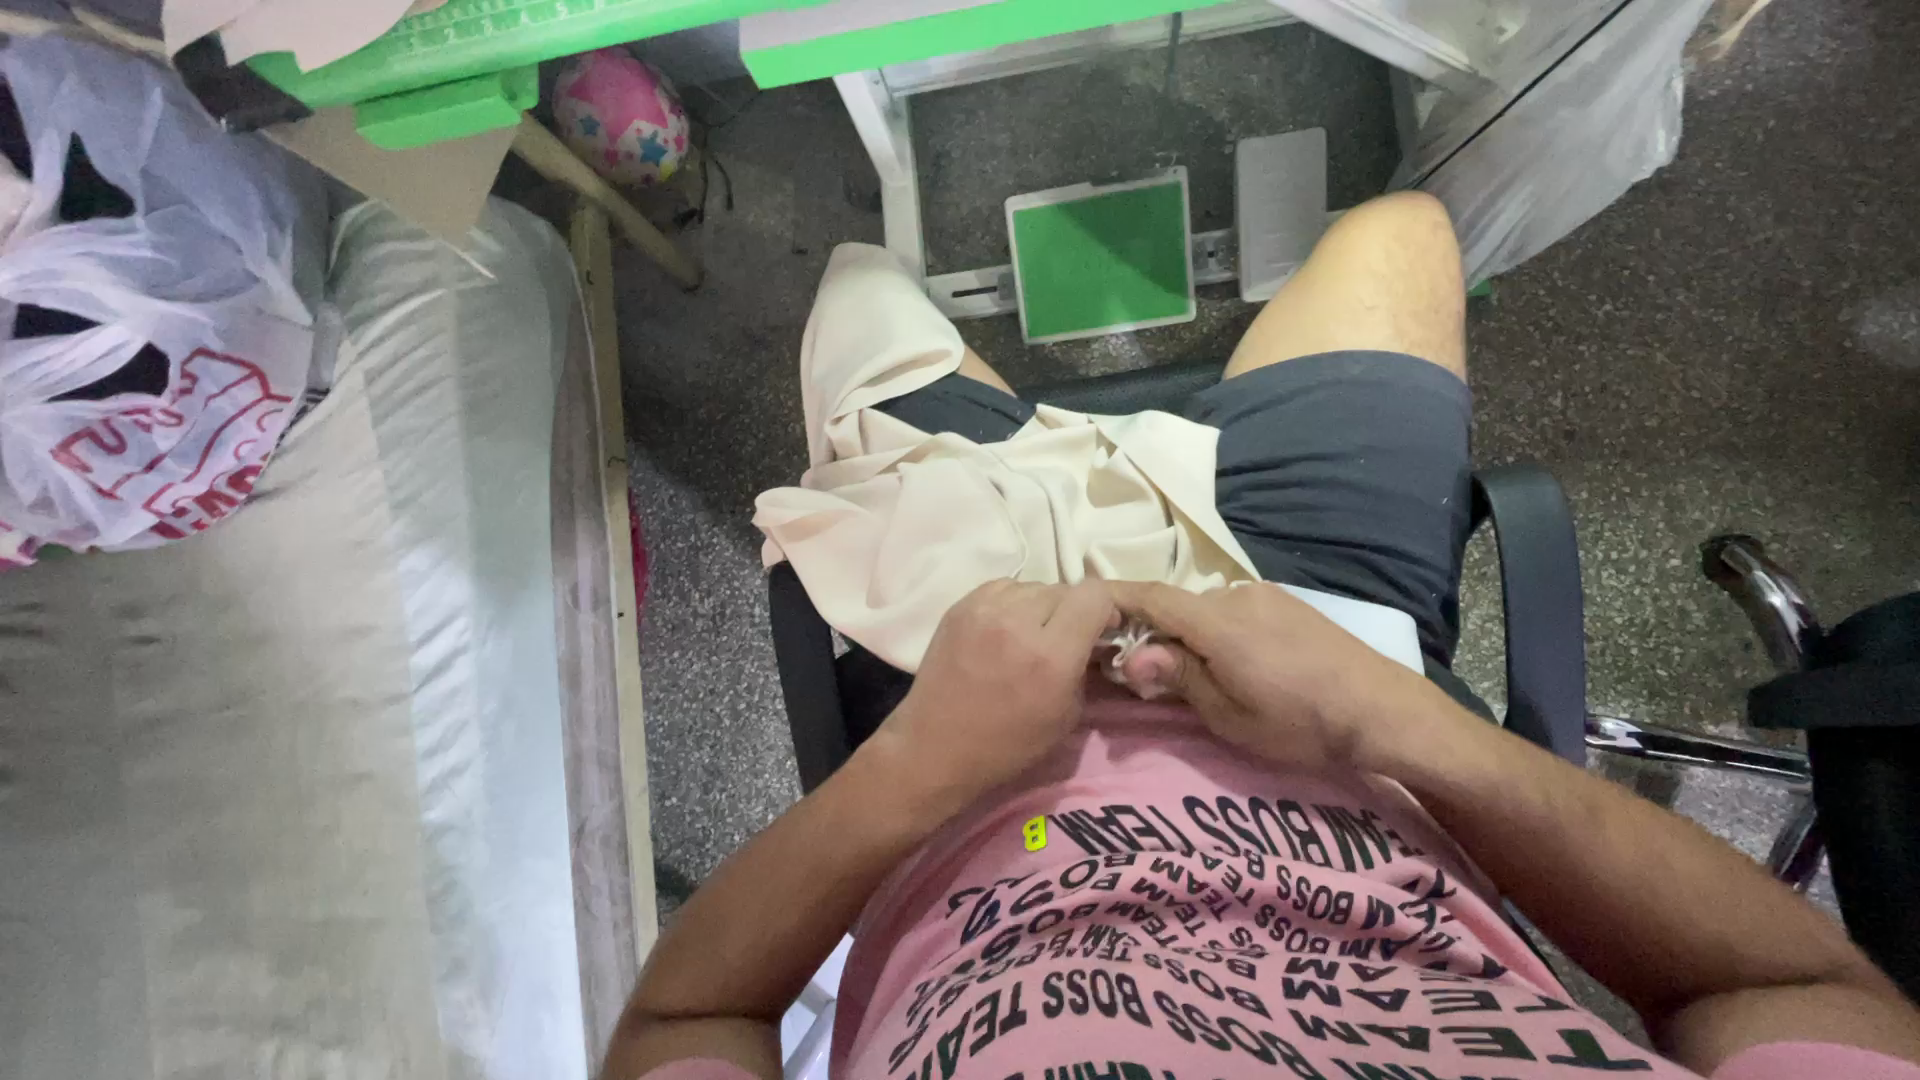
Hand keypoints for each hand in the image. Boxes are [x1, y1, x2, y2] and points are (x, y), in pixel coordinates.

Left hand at [872, 579, 1116, 800]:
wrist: (937, 746)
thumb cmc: (1008, 744)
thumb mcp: (1067, 715)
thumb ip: (1085, 667)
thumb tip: (1093, 639)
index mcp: (1051, 655)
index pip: (1094, 595)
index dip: (1104, 609)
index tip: (1098, 630)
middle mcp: (1018, 622)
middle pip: (1064, 589)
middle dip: (1072, 611)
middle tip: (1062, 637)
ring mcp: (984, 609)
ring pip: (1032, 585)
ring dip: (1040, 605)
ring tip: (1029, 633)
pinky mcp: (960, 605)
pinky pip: (1002, 587)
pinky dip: (1012, 602)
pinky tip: (1005, 628)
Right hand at [1109, 581, 1436, 770]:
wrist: (1388, 712)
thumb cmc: (1302, 724)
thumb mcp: (1231, 716)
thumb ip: (1179, 678)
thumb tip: (1129, 657)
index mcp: (1219, 622)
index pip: (1151, 598)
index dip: (1115, 599)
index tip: (1085, 607)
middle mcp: (1238, 596)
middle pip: (1178, 607)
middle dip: (1157, 636)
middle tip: (1153, 681)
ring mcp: (1267, 596)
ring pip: (1207, 611)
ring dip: (1192, 637)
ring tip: (1206, 680)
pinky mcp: (1288, 604)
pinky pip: (1235, 611)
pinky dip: (1219, 632)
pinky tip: (1241, 666)